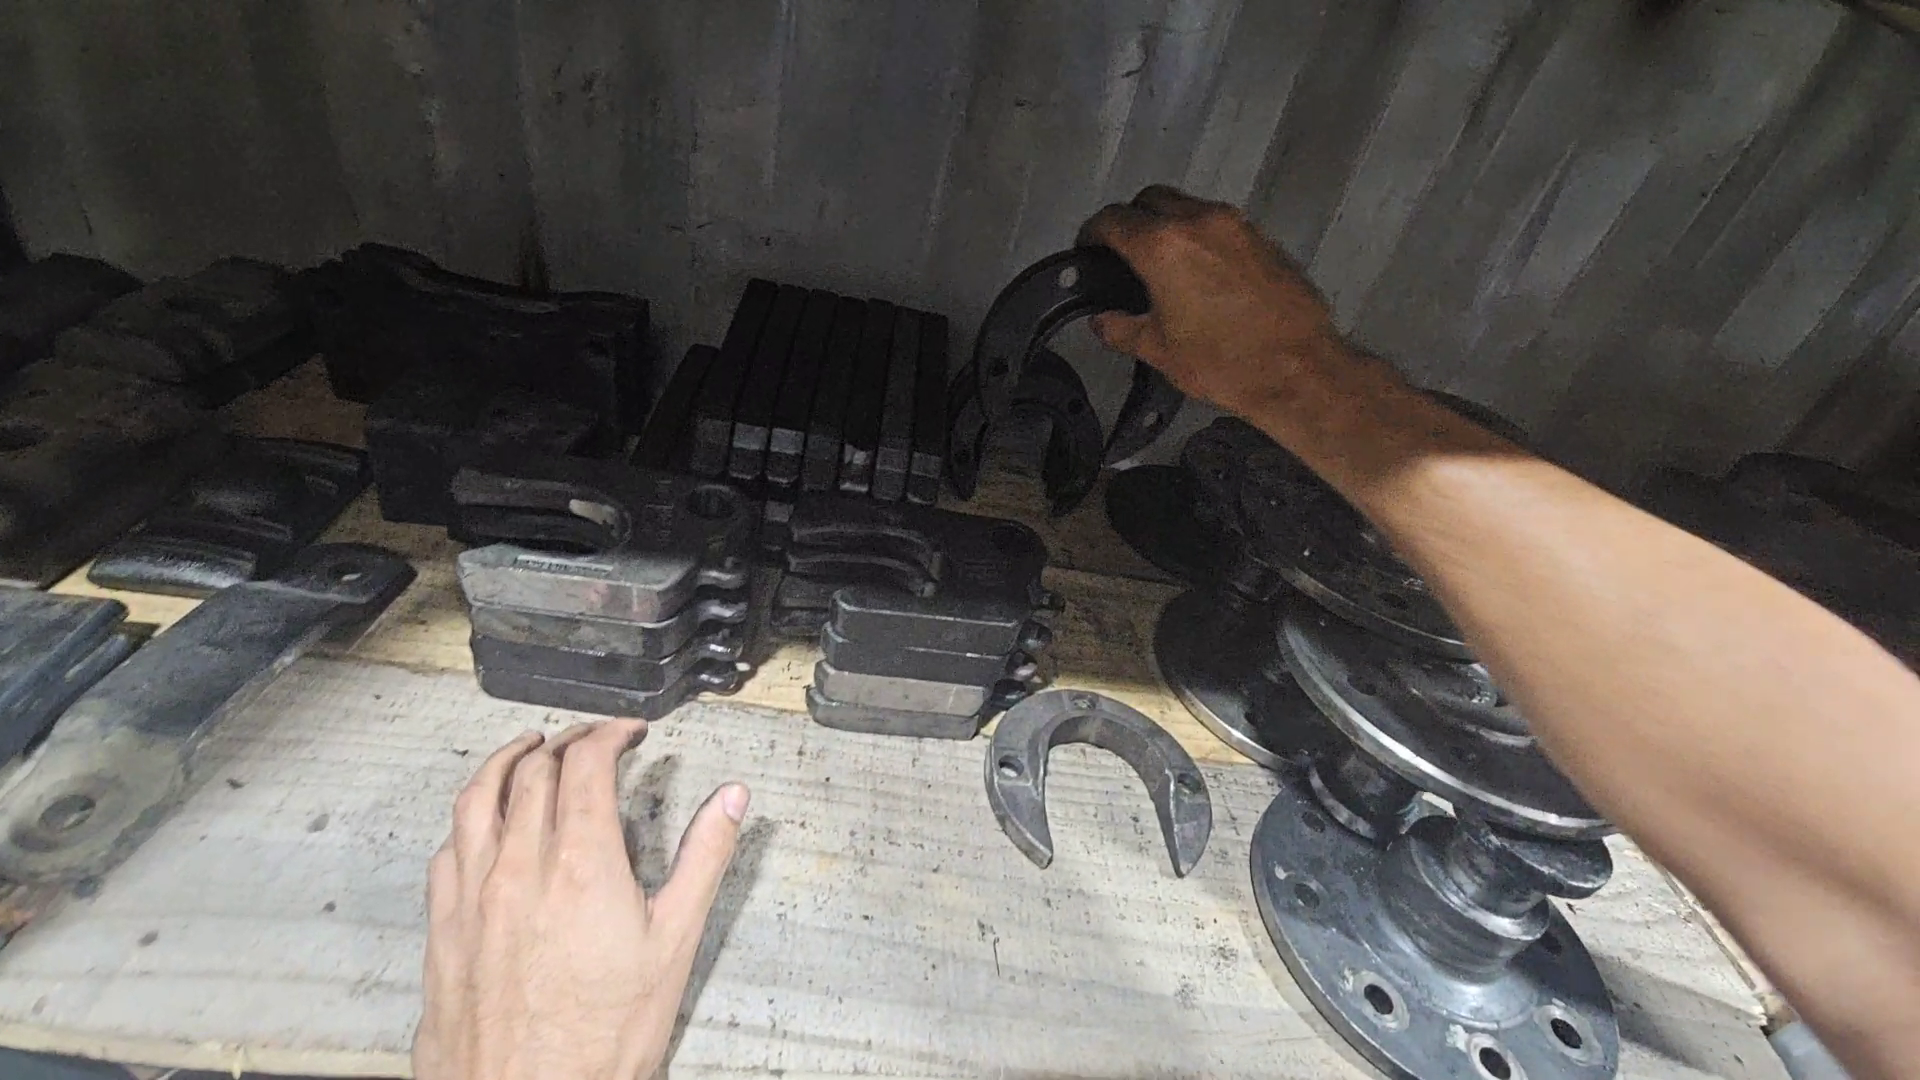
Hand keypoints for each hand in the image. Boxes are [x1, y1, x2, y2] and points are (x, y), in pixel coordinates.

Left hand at [413, 720, 749, 1079]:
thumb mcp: (676, 942)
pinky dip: (469, 817)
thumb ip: (705, 857)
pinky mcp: (443, 933)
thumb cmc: (604, 1035)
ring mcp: (471, 900)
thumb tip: (731, 799)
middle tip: (592, 738)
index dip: (609, 734)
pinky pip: (447, 851)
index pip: (584, 765)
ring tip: (527, 749)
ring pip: (475, 800)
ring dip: (505, 763)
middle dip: (566, 741)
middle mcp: (518, 869)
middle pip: (531, 773)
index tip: (629, 731)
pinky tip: (483, 824)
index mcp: (580, 864)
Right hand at [1079, 185, 1346, 417]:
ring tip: (1160, 264)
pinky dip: (1198, 237)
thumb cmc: (1220, 362)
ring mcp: (1236, 225)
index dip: (1092, 232)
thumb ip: (1121, 329)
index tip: (1087, 248)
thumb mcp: (1158, 351)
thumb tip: (1102, 321)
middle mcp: (1199, 221)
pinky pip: (1217, 224)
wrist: (1296, 367)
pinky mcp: (1261, 238)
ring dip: (1166, 225)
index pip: (1113, 220)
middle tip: (1121, 253)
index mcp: (1163, 246)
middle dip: (1129, 220)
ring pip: (1187, 206)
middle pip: (1150, 199)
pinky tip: (1198, 273)